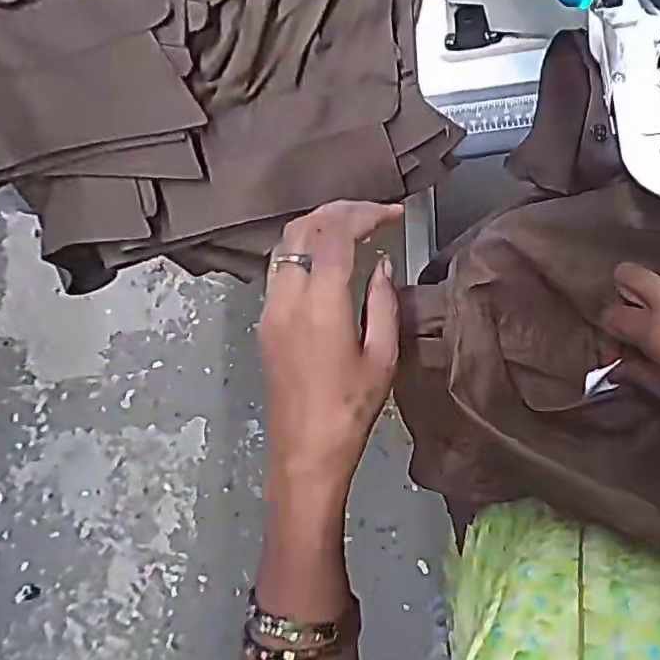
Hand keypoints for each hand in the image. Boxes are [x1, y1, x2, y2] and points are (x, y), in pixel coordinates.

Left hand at [259, 200, 403, 499]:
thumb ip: (383, 303)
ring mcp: (269, 309)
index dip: (366, 214)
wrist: (306, 449)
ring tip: (355, 228)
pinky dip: (306, 249)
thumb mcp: (383, 356)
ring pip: (285, 245)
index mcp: (320, 305)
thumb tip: (380, 267)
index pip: (335, 235)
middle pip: (302, 228)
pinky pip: (281, 268)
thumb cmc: (352, 408)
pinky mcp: (265, 323)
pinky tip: (331, 260)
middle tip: (375, 213)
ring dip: (319, 226)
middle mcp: (286, 298)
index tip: (394, 214)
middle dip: (340, 210)